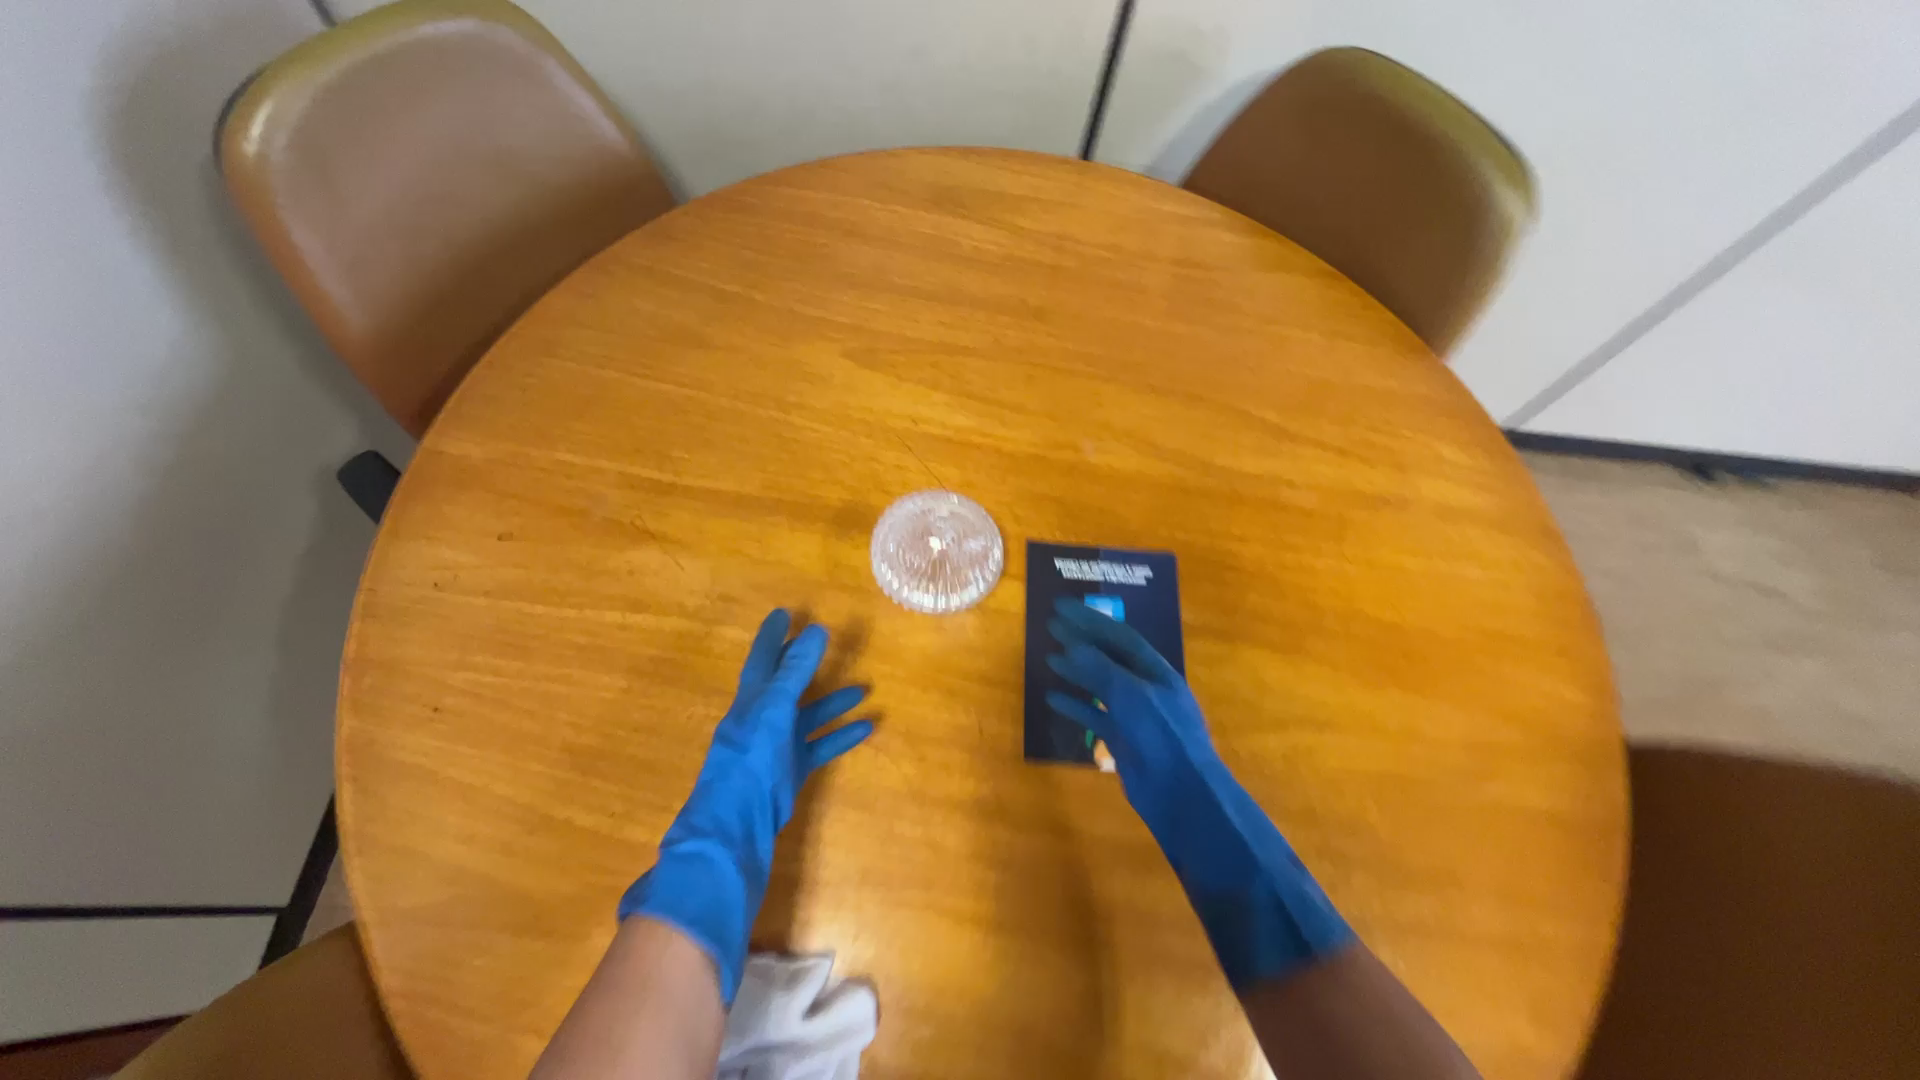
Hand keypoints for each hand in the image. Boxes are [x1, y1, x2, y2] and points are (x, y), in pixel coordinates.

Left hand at [619, 610, 872, 1003]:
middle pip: (788, 683)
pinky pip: (820, 746)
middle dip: (805, 663)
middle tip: (827, 641)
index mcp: (751, 700)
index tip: (783, 613)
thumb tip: (816, 629)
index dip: (773, 636)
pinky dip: (841, 736)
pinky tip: (868, 727)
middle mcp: (763, 718)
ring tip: (864, 687)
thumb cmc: (748, 761)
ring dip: (833, 701)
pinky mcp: (791, 771)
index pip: (763, 658)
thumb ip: (794, 671)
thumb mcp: (772, 710)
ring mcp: (777, 746)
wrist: (734, 826)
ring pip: (809, 715)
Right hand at [1046, 597, 1352, 988]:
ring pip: (1100, 686)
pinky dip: (1075, 706)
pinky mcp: (1124, 740)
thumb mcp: (1132, 695)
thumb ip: (1101, 669)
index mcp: (1156, 671)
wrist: (1182, 794)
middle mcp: (1146, 688)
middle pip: (1108, 657)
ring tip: (1048, 658)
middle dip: (1081, 641)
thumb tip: (1070, 646)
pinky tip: (1053, 699)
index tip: (1060, 607)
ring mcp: (1135, 715)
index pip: (1119, 635)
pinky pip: (1095, 716)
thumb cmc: (1163, 736)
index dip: (1089, 620)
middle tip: (1049, 626)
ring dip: (1076, 671)